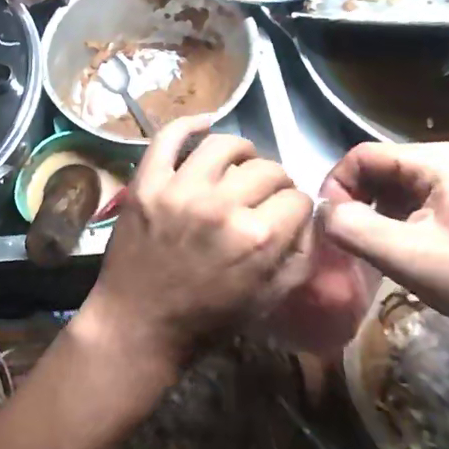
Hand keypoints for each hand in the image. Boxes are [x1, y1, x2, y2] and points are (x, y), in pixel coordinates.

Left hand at [82, 116, 315, 370]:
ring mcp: (179, 189)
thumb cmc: (206, 320)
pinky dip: (188, 124)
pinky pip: (168, 137)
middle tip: (263, 194)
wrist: (139, 325)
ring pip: (224, 144)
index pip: (297, 199)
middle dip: (275, 181)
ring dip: (242, 151)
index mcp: (258, 238)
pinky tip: (204, 124)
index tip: (286, 215)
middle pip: (266, 169)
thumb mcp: (269, 298)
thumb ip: (299, 255)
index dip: (296, 207)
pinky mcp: (147, 183)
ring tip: (239, 164)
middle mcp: (222, 205)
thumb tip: (309, 218)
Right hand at [318, 142, 448, 362]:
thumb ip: (354, 228)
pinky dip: (403, 223)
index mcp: (443, 160)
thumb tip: (322, 212)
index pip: (363, 155)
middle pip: (383, 169)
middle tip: (349, 244)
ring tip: (376, 252)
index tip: (330, 228)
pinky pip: (425, 202)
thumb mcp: (409, 258)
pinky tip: (407, 254)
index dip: (336, 187)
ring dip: (379, 215)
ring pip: (401, 187)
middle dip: (357, 202)